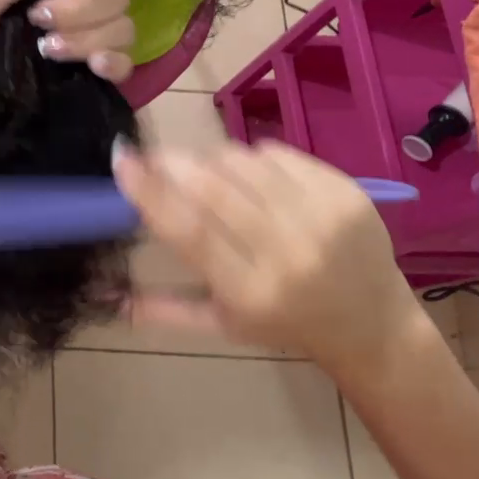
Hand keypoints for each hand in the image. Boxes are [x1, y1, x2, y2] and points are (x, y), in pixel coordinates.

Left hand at [0, 0, 134, 109]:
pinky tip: (94, 66)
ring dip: (90, 36)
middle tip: (39, 21)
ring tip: (49, 50)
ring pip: (121, 28)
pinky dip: (116, 62)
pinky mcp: (86, 86)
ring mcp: (81, 51)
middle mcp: (70, 16)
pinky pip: (124, 66)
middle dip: (80, 6)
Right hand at [112, 139, 425, 373]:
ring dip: (211, 160)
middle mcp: (288, 252)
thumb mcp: (222, 326)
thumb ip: (163, 309)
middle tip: (154, 157)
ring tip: (205, 174)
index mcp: (251, 291)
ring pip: (243, 162)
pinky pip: (278, 153)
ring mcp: (323, 217)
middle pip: (213, 188)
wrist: (372, 324)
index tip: (121, 160)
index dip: (149, 191)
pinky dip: (252, 157)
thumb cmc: (284, 325)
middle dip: (173, 163)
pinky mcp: (345, 192)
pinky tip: (249, 176)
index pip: (189, 230)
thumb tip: (106, 295)